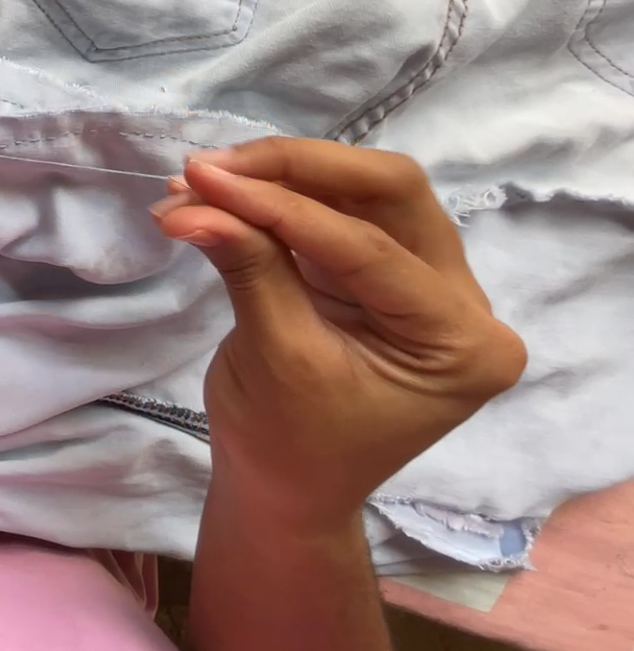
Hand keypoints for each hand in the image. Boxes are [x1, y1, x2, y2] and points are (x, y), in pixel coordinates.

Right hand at [151, 138, 525, 527]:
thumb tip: (191, 206)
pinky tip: (213, 199)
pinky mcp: (365, 278)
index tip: (200, 180)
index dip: (280, 205)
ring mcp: (413, 285)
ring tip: (194, 184)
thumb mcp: (274, 356)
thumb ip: (247, 268)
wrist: (282, 482)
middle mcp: (456, 301)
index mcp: (460, 338)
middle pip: (388, 195)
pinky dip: (265, 202)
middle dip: (292, 170)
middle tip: (207, 168)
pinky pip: (322, 218)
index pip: (369, 246)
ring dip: (271, 180)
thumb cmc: (287, 438)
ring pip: (356, 195)